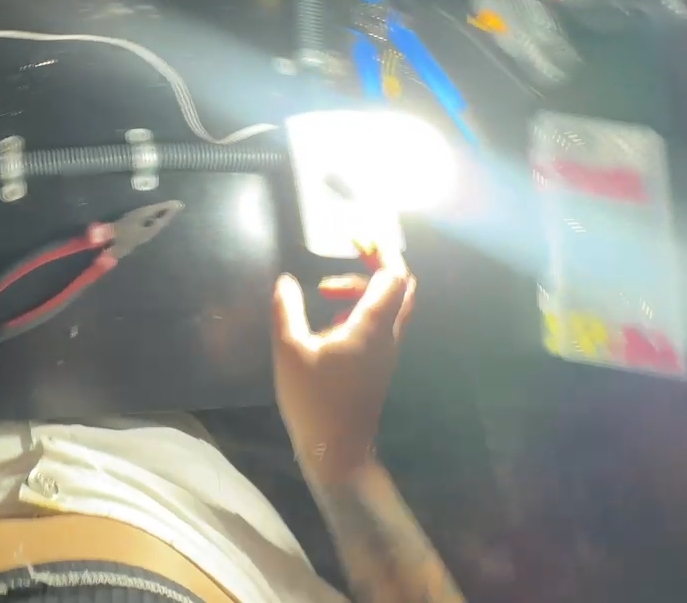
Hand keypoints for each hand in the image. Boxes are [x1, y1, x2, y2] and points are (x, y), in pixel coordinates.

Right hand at [271, 264, 416, 478]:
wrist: (338, 451)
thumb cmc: (313, 400)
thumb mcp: (289, 350)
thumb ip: (286, 310)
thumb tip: (286, 281)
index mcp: (370, 327)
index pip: (393, 277)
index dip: (380, 250)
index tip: (355, 235)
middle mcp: (387, 336)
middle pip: (400, 287)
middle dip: (377, 262)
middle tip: (351, 248)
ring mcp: (386, 352)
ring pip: (390, 304)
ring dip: (362, 287)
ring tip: (323, 291)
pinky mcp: (379, 364)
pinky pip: (381, 322)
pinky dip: (361, 307)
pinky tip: (330, 318)